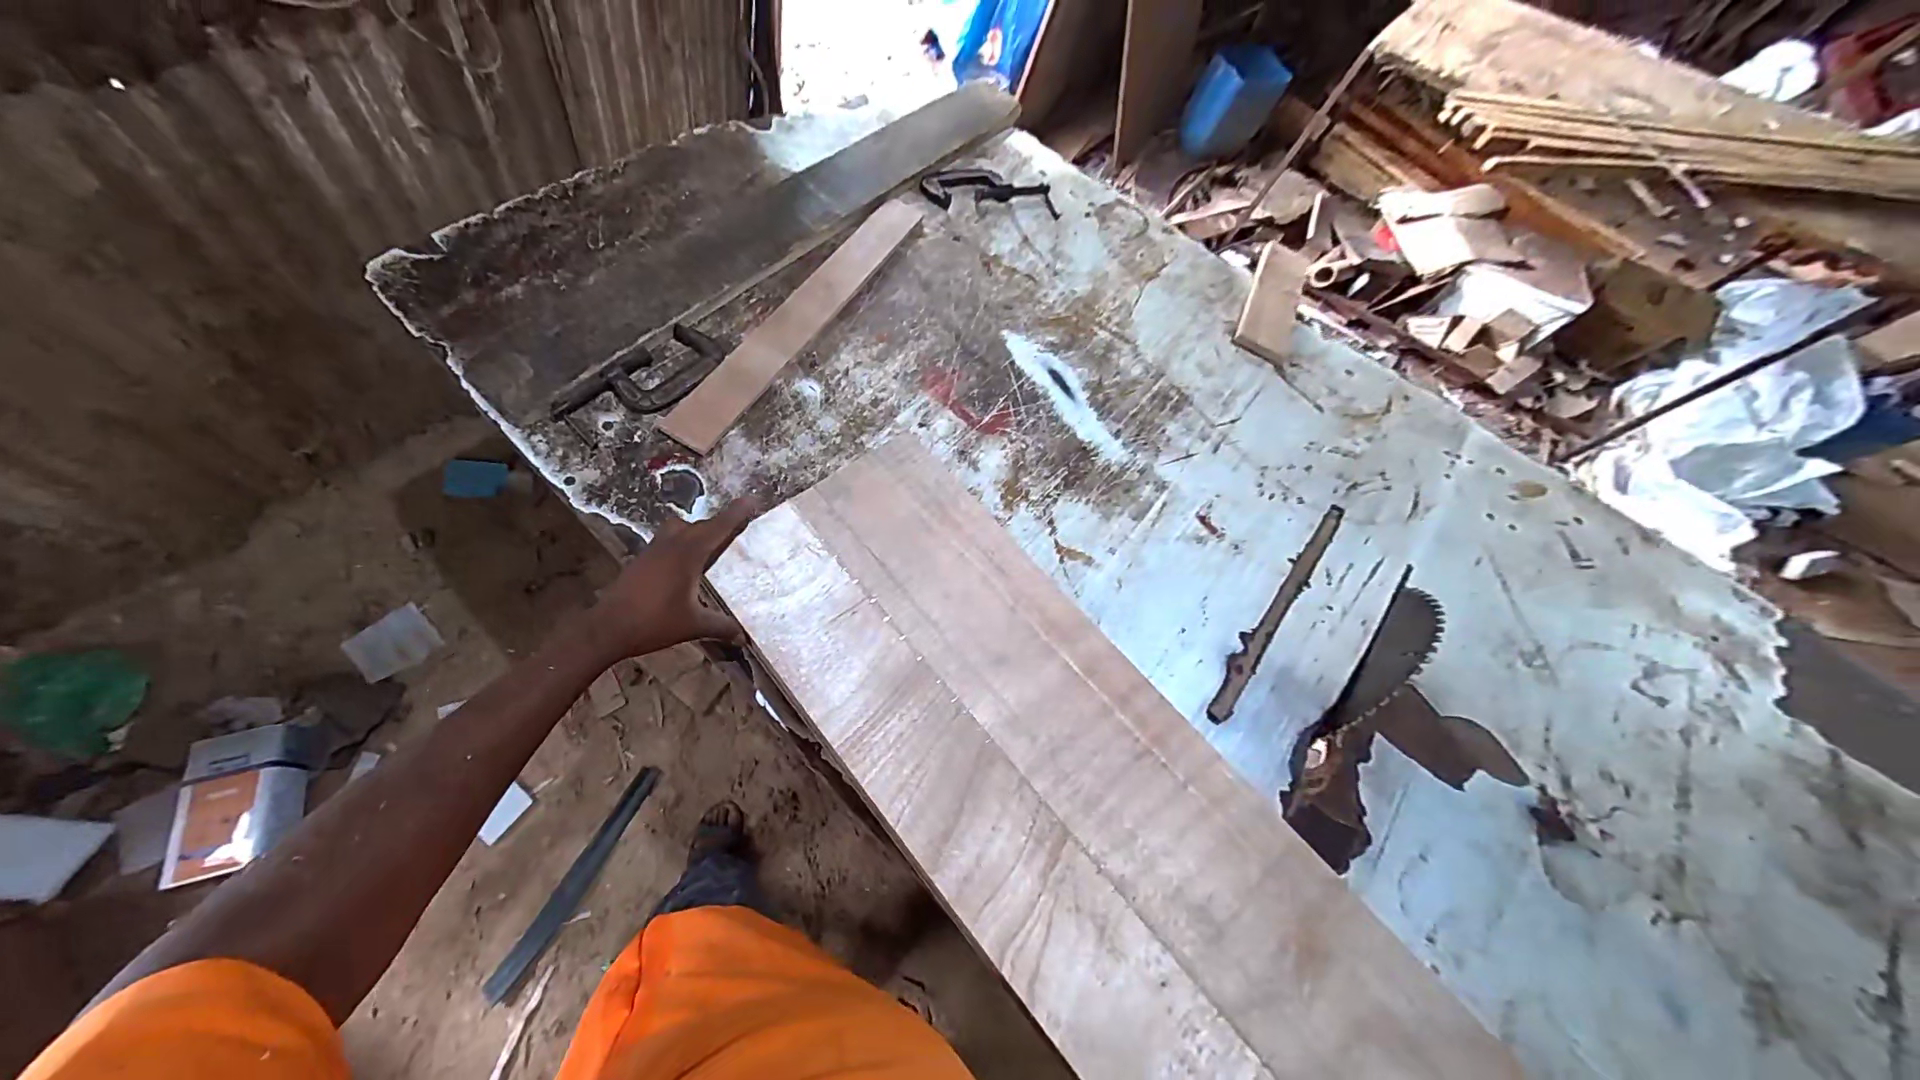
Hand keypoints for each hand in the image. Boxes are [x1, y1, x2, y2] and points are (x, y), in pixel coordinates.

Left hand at [584, 500, 758, 659]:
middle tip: (737, 526)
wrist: (606, 628)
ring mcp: (652, 552)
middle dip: (719, 524)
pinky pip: (667, 542)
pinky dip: (681, 544)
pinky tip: (684, 564)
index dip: (736, 513)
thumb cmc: (653, 622)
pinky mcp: (640, 562)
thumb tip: (742, 636)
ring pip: (678, 530)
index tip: (750, 499)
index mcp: (688, 554)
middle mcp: (671, 546)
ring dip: (696, 531)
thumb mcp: (693, 625)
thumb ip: (720, 626)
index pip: (718, 528)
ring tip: (709, 544)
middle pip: (699, 526)